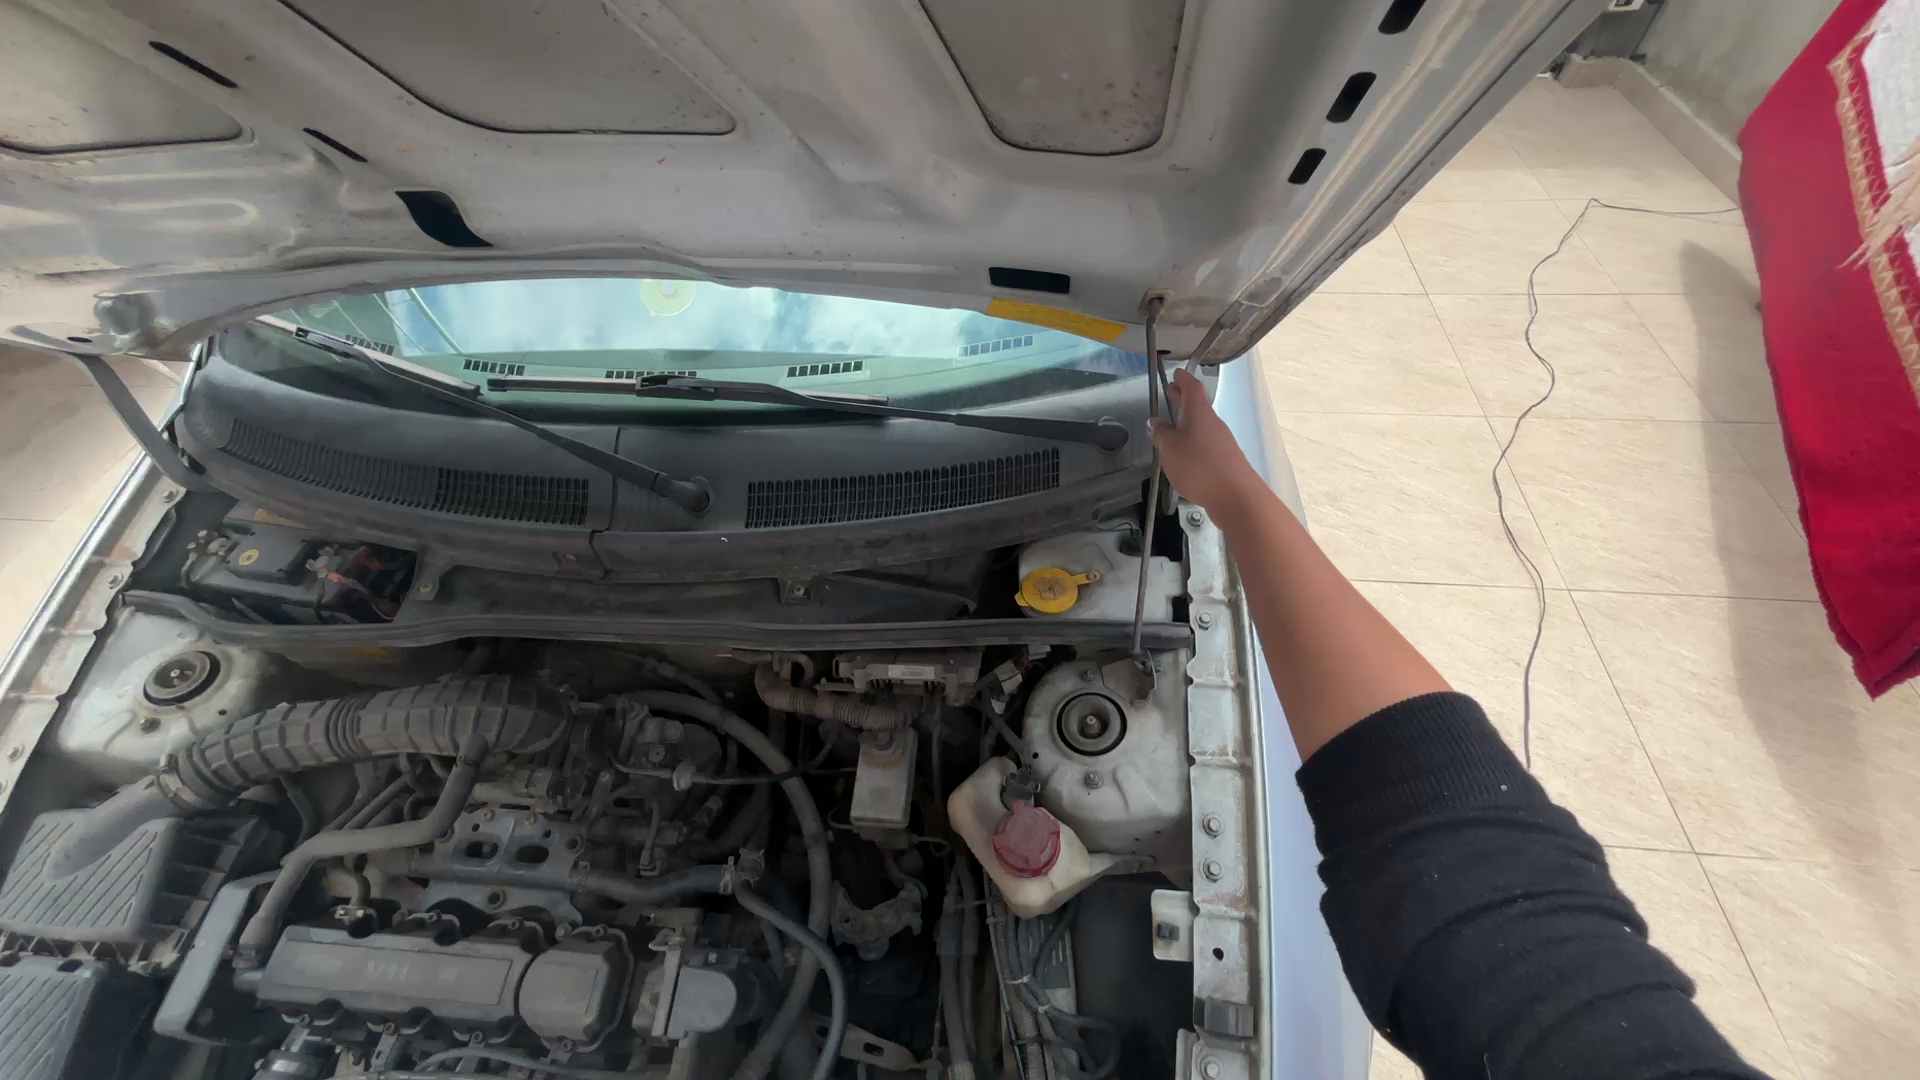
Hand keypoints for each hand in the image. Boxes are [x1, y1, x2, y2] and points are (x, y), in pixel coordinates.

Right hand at [1149, 368, 1263, 517]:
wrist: (1235, 496)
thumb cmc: (1199, 467)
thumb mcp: (1170, 450)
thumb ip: (1161, 435)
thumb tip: (1155, 423)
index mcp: (1200, 415)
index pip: (1193, 389)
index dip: (1184, 380)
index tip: (1176, 374)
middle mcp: (1213, 424)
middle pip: (1198, 406)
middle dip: (1184, 399)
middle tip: (1172, 392)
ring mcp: (1222, 443)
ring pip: (1202, 426)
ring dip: (1188, 421)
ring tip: (1173, 425)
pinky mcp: (1225, 461)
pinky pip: (1206, 443)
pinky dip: (1193, 440)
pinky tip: (1184, 452)